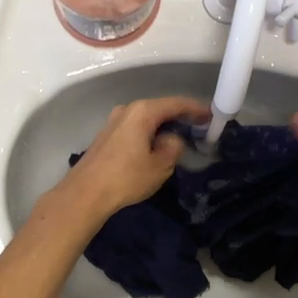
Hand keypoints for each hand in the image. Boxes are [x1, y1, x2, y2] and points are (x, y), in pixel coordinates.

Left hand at [52, 96, 210, 220]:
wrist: (86, 193)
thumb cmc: (126, 177)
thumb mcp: (160, 165)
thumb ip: (174, 147)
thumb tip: (172, 139)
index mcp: (142, 112)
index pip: (176, 104)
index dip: (196, 109)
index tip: (212, 116)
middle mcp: (127, 110)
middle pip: (160, 108)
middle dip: (180, 117)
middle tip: (200, 127)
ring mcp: (114, 122)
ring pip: (146, 119)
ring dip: (164, 126)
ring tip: (182, 137)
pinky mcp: (107, 136)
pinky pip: (136, 128)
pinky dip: (150, 132)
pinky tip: (157, 145)